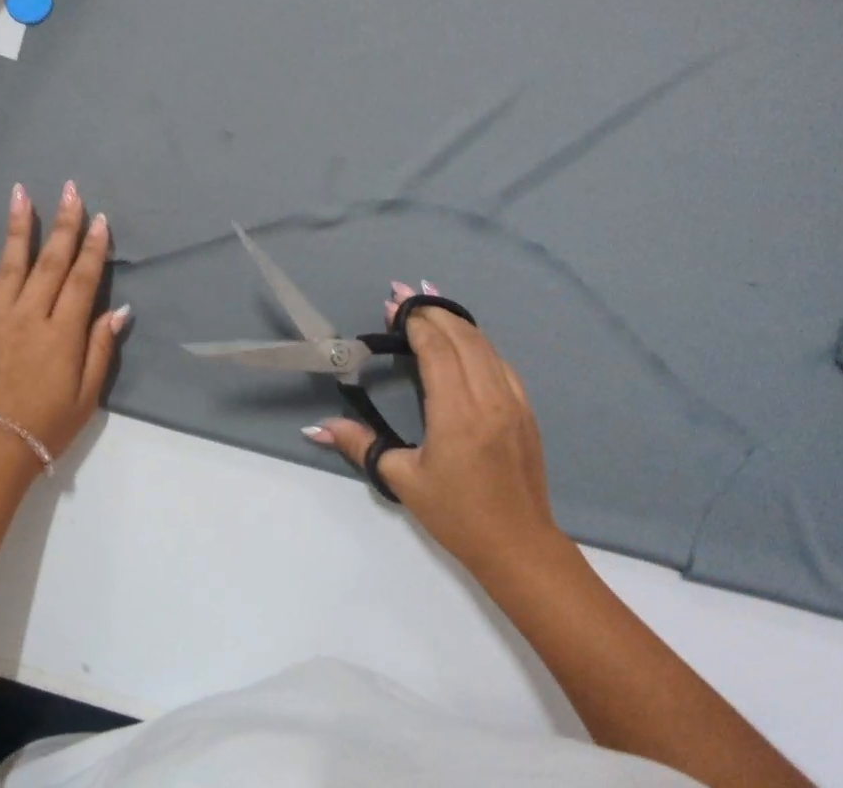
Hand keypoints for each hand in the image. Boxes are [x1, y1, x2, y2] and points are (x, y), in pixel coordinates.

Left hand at [0, 181, 129, 483]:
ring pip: (10, 264)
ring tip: (21, 193)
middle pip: (50, 262)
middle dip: (63, 224)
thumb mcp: (87, 397)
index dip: (93, 248)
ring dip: (18, 227)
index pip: (83, 280)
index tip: (99, 218)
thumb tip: (119, 310)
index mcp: (63, 333)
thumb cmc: (45, 428)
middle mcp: (30, 316)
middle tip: (70, 189)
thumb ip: (101, 350)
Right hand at [305, 281, 561, 573]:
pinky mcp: (526, 412)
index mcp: (458, 415)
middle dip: (434, 312)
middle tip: (404, 296)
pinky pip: (502, 364)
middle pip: (464, 338)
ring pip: (487, 346)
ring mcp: (514, 403)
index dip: (415, 324)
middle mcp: (490, 399)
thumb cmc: (456, 514)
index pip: (437, 350)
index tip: (392, 306)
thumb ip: (360, 444)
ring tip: (430, 307)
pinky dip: (479, 343)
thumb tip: (315, 428)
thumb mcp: (402, 479)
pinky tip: (464, 341)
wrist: (519, 546)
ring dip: (458, 322)